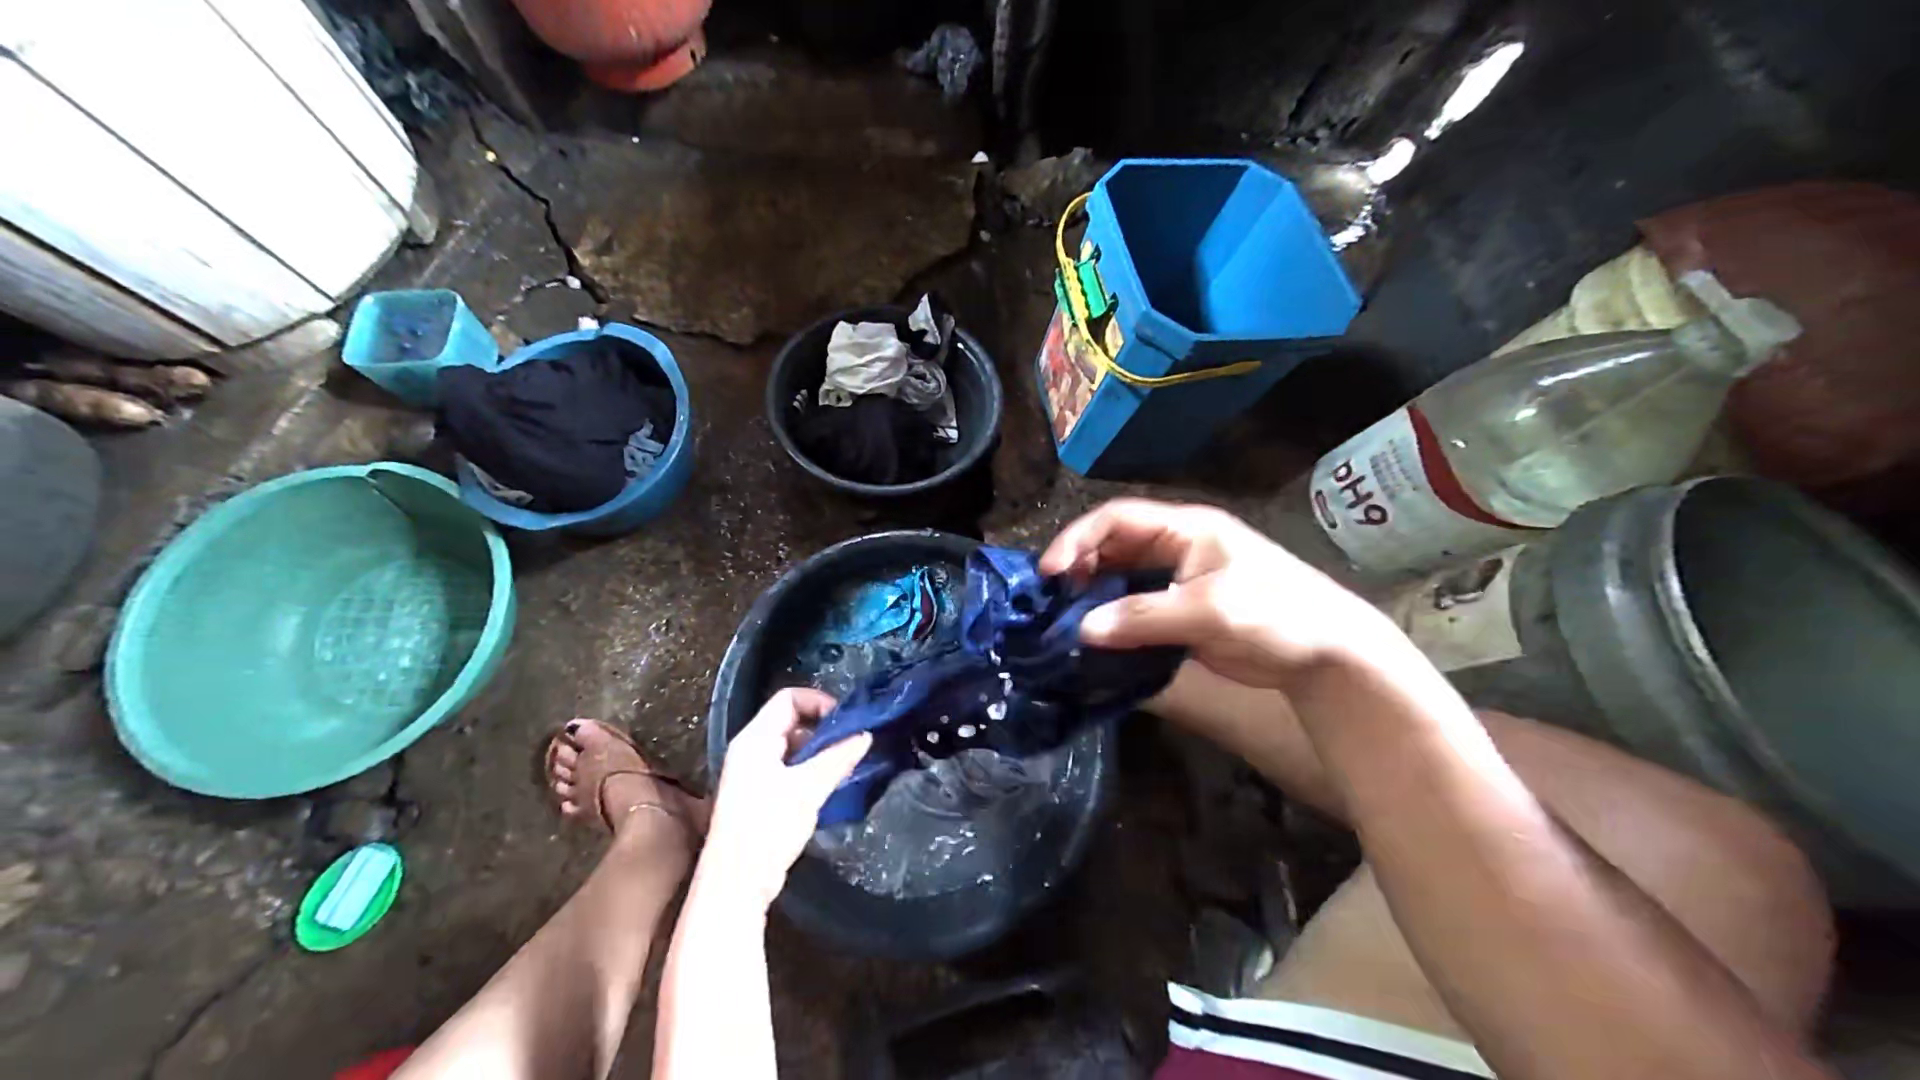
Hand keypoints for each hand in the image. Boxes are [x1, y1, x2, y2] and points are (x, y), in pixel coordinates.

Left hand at [698, 688, 871, 910]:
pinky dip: (810, 769)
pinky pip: (789, 767)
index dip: (819, 702)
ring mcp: (752, 773)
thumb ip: (838, 757)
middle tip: (851, 741)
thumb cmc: (767, 828)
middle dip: (823, 727)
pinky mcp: (759, 795)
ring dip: (819, 750)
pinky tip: (830, 783)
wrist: (736, 884)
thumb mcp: (809, 788)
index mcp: (754, 739)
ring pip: (792, 745)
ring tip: (846, 762)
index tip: (846, 720)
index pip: (788, 698)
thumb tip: (865, 735)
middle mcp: (750, 749)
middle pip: (790, 719)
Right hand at [1039, 499, 1396, 688]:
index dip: (1078, 538)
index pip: (1117, 518)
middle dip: (1078, 564)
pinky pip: (1131, 604)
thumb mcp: (1211, 610)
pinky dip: (1108, 615)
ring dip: (1090, 590)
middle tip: (1050, 596)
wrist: (1326, 654)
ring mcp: (1176, 577)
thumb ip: (1146, 616)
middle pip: (1112, 543)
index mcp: (1186, 528)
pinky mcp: (1178, 609)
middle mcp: (1176, 546)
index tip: (1049, 570)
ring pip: (1118, 574)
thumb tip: (1082, 628)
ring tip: (1063, 615)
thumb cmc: (1276, 615)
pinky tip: (1092, 633)